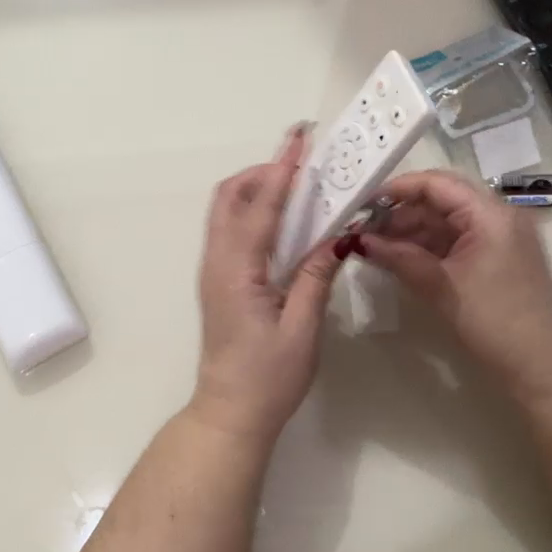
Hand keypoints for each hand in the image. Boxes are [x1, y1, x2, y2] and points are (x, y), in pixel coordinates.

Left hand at [187, 125, 348, 442]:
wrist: (230, 413)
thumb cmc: (268, 378)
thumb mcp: (302, 330)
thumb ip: (315, 278)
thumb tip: (336, 236)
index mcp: (237, 271)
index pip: (259, 207)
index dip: (282, 169)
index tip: (299, 138)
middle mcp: (218, 262)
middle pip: (229, 197)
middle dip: (262, 171)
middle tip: (302, 165)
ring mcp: (215, 271)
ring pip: (227, 212)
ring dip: (257, 189)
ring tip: (298, 185)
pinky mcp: (220, 282)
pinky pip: (232, 231)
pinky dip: (255, 212)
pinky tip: (286, 221)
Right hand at [356, 170, 551, 390]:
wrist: (539, 364)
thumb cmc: (493, 320)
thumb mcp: (440, 287)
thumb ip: (398, 257)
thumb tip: (359, 241)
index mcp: (490, 215)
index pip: (437, 184)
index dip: (398, 189)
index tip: (364, 204)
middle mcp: (498, 216)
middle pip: (442, 199)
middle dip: (401, 212)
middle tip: (364, 229)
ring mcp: (499, 237)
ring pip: (446, 220)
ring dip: (411, 230)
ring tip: (374, 245)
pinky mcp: (496, 257)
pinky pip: (456, 239)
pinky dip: (427, 246)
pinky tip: (399, 256)